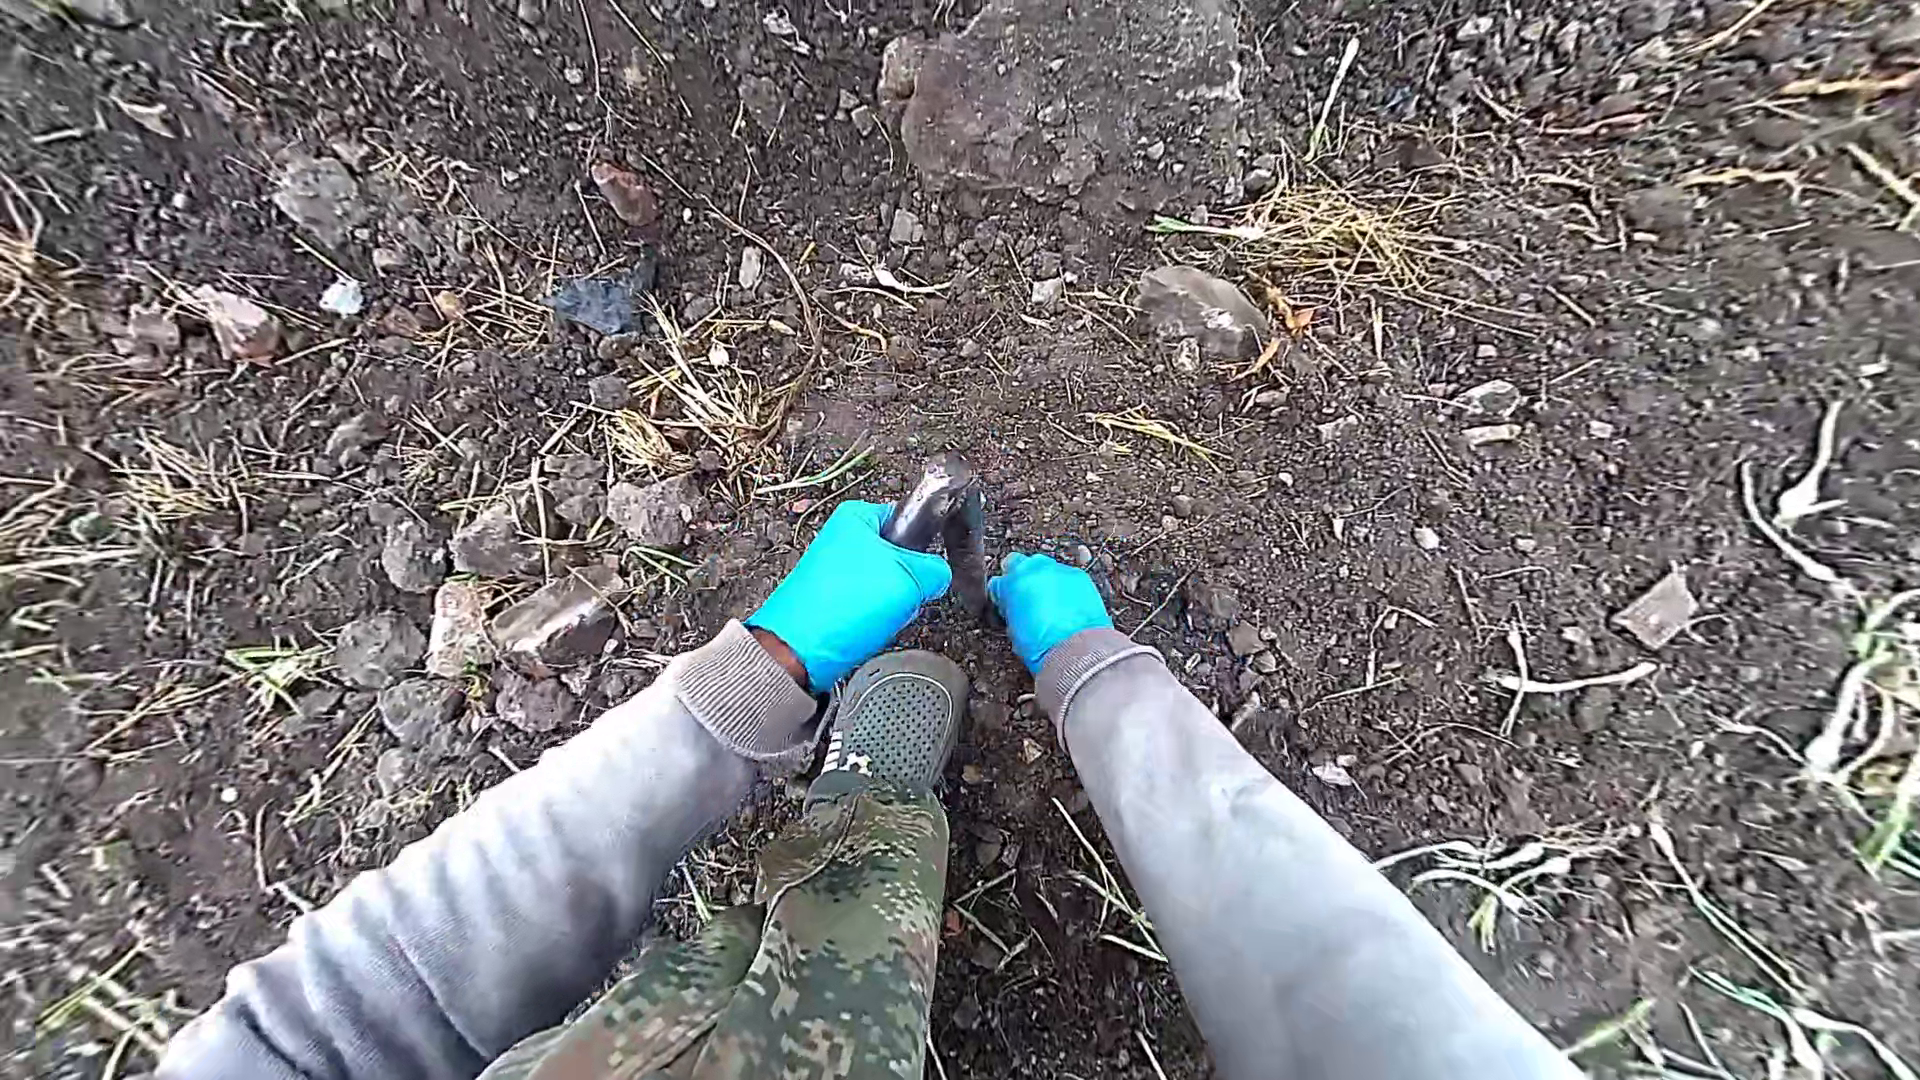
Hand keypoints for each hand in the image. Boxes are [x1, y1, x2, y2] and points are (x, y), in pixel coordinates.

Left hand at [747, 501, 951, 692]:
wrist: (799, 652)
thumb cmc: (839, 606)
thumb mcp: (909, 579)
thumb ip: (936, 569)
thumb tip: (941, 574)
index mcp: (857, 515)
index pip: (910, 518)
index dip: (925, 544)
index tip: (927, 563)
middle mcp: (844, 537)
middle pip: (902, 555)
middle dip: (909, 580)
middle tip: (901, 592)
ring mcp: (838, 569)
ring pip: (891, 583)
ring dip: (895, 602)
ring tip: (881, 612)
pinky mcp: (836, 597)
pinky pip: (873, 603)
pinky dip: (878, 617)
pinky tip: (870, 625)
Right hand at [988, 553, 1112, 672]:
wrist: (1076, 649)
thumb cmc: (1043, 645)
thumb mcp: (1013, 629)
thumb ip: (1009, 609)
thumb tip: (1012, 607)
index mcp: (1012, 583)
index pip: (998, 582)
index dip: (1002, 595)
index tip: (1007, 604)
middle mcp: (1034, 570)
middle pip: (1020, 564)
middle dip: (1022, 579)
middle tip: (1027, 599)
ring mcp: (1058, 571)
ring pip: (1044, 568)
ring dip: (1044, 582)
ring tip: (1050, 604)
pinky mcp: (1079, 576)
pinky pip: (1066, 576)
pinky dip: (1065, 587)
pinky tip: (1066, 606)